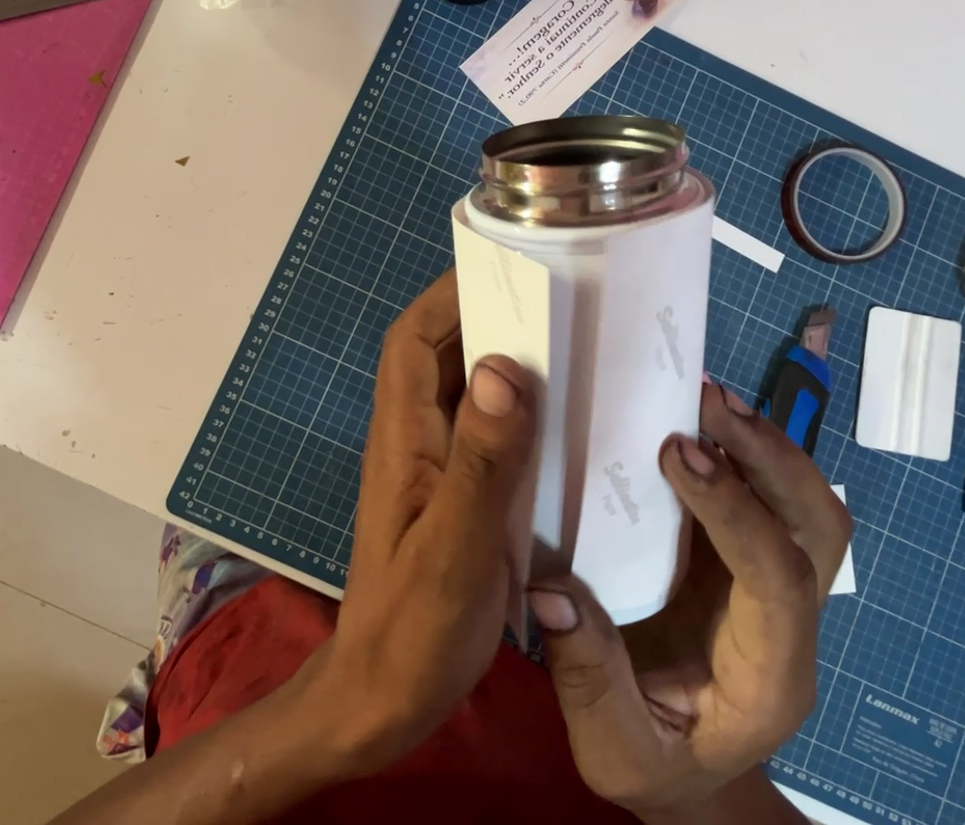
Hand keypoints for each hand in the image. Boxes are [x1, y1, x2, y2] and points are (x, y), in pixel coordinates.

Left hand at [298, 271, 537, 773]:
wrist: (386, 698)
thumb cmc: (415, 629)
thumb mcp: (454, 548)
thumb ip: (479, 461)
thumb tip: (501, 364)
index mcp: (404, 440)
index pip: (413, 339)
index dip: (451, 294)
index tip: (508, 266)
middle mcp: (416, 441)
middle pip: (443, 354)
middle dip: (491, 316)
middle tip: (563, 299)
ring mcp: (436, 470)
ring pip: (468, 391)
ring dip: (512, 361)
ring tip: (579, 344)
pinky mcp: (460, 497)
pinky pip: (490, 434)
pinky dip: (524, 412)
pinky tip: (573, 419)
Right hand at [529, 384, 850, 820]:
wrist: (688, 772)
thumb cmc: (654, 762)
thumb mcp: (611, 748)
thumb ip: (588, 679)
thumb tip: (551, 592)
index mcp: (769, 672)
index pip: (779, 580)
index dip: (736, 511)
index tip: (677, 454)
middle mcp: (790, 622)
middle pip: (819, 527)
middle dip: (771, 456)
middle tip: (704, 400)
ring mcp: (774, 587)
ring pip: (804, 504)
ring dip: (761, 443)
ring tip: (700, 395)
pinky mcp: (743, 563)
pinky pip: (762, 498)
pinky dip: (736, 452)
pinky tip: (690, 421)